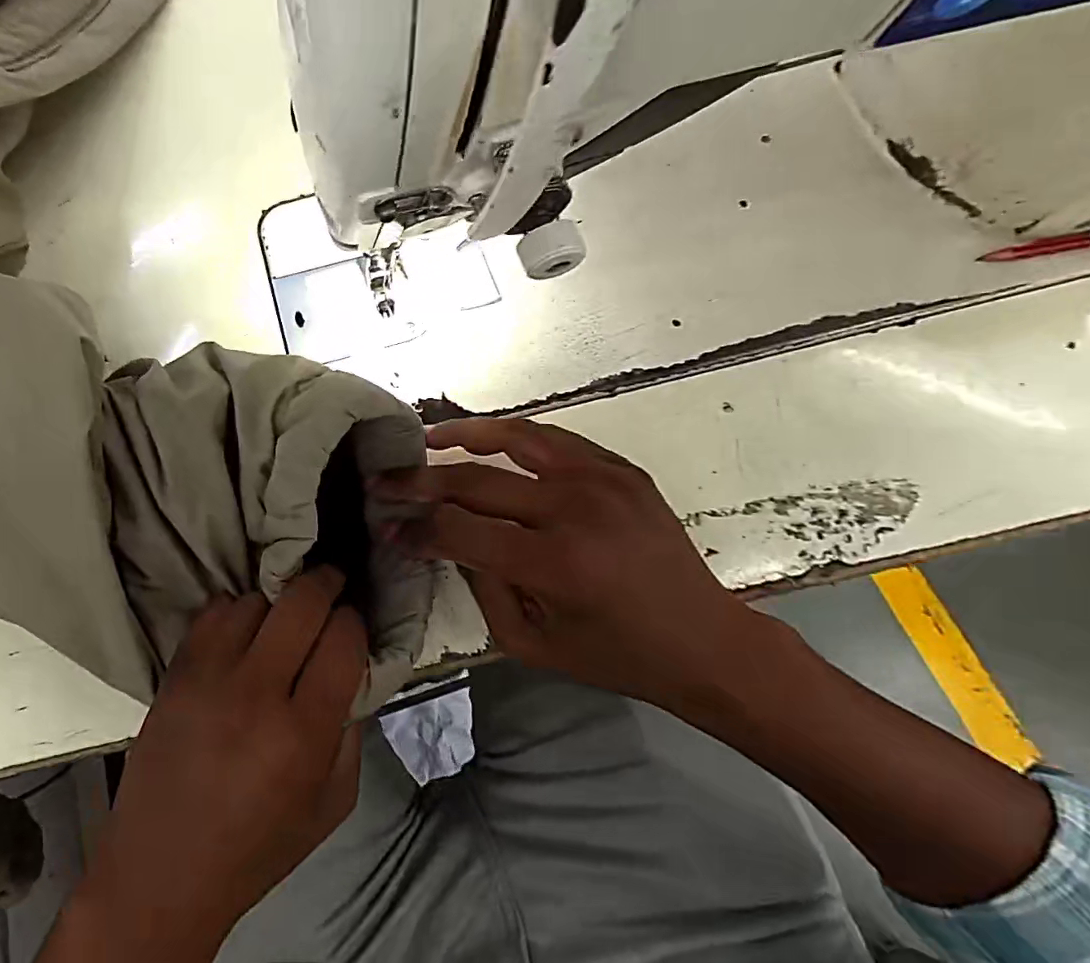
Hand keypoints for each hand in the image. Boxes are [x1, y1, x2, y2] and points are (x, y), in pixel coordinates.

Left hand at [40, 568, 366, 962]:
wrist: (163, 872)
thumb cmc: (258, 845)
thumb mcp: (333, 803)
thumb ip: (353, 732)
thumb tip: (355, 670)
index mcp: (304, 733)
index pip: (343, 640)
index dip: (355, 621)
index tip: (353, 624)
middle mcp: (257, 694)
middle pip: (302, 603)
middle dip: (327, 583)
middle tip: (334, 582)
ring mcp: (209, 678)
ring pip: (256, 599)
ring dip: (279, 601)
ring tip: (283, 619)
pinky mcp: (176, 674)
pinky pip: (212, 613)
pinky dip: (236, 610)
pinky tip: (243, 631)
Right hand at [378, 417, 785, 718]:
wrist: (704, 639)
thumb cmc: (615, 655)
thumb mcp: (531, 642)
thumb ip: (480, 586)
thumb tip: (445, 540)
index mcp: (553, 563)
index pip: (460, 529)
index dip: (416, 528)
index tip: (388, 528)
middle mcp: (575, 509)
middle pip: (477, 480)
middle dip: (421, 482)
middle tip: (385, 481)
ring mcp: (603, 480)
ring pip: (516, 438)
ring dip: (465, 434)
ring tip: (428, 437)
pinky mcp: (621, 469)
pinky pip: (556, 440)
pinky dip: (516, 437)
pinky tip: (490, 441)